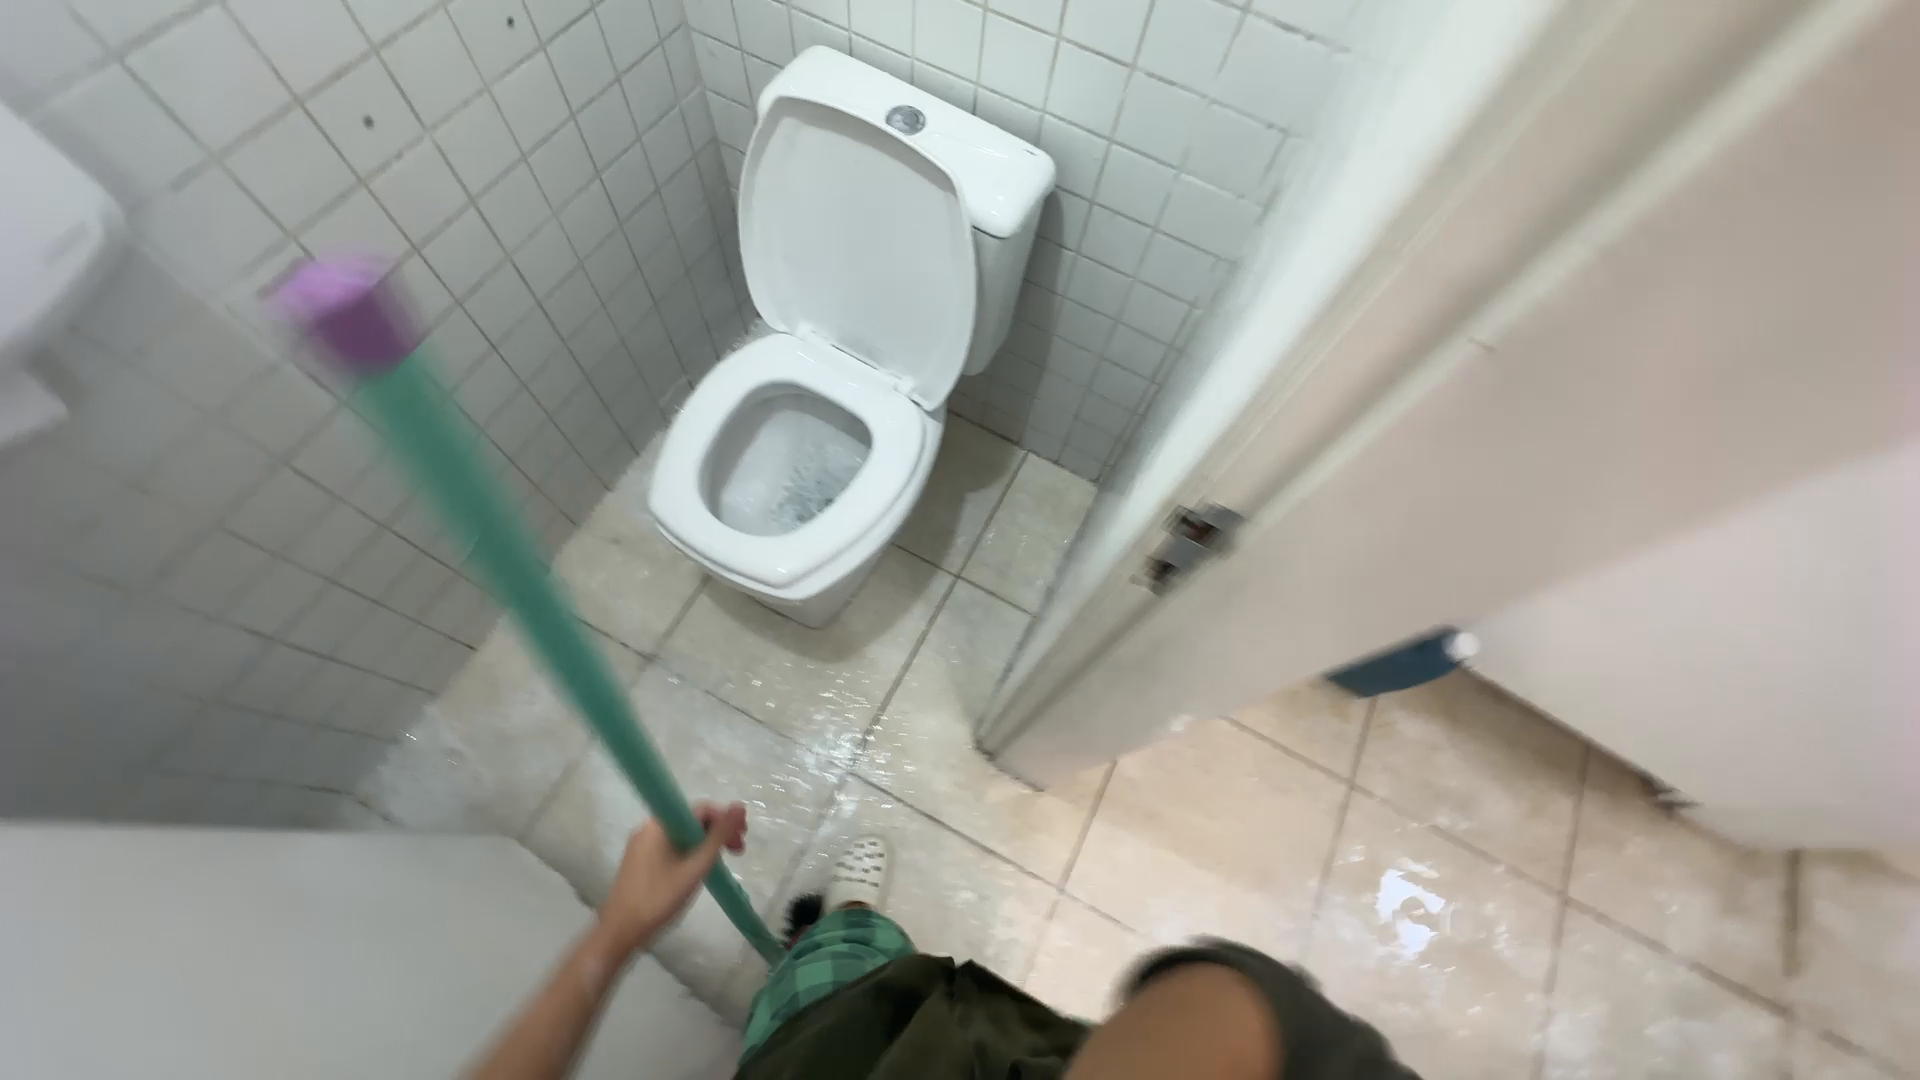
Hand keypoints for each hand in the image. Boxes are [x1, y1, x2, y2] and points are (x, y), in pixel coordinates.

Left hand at [594, 801, 747, 956]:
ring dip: (705, 844)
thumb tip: (739, 805)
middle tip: (738, 850)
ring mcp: (642, 845)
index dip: (724, 819)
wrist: (618, 934)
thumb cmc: (659, 899)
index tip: (742, 836)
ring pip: (682, 834)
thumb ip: (718, 836)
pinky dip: (690, 852)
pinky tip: (699, 868)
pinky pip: (671, 846)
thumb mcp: (695, 867)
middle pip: (691, 820)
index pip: (700, 809)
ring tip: (722, 862)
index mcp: (659, 825)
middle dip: (717, 832)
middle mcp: (649, 828)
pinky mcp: (640, 860)